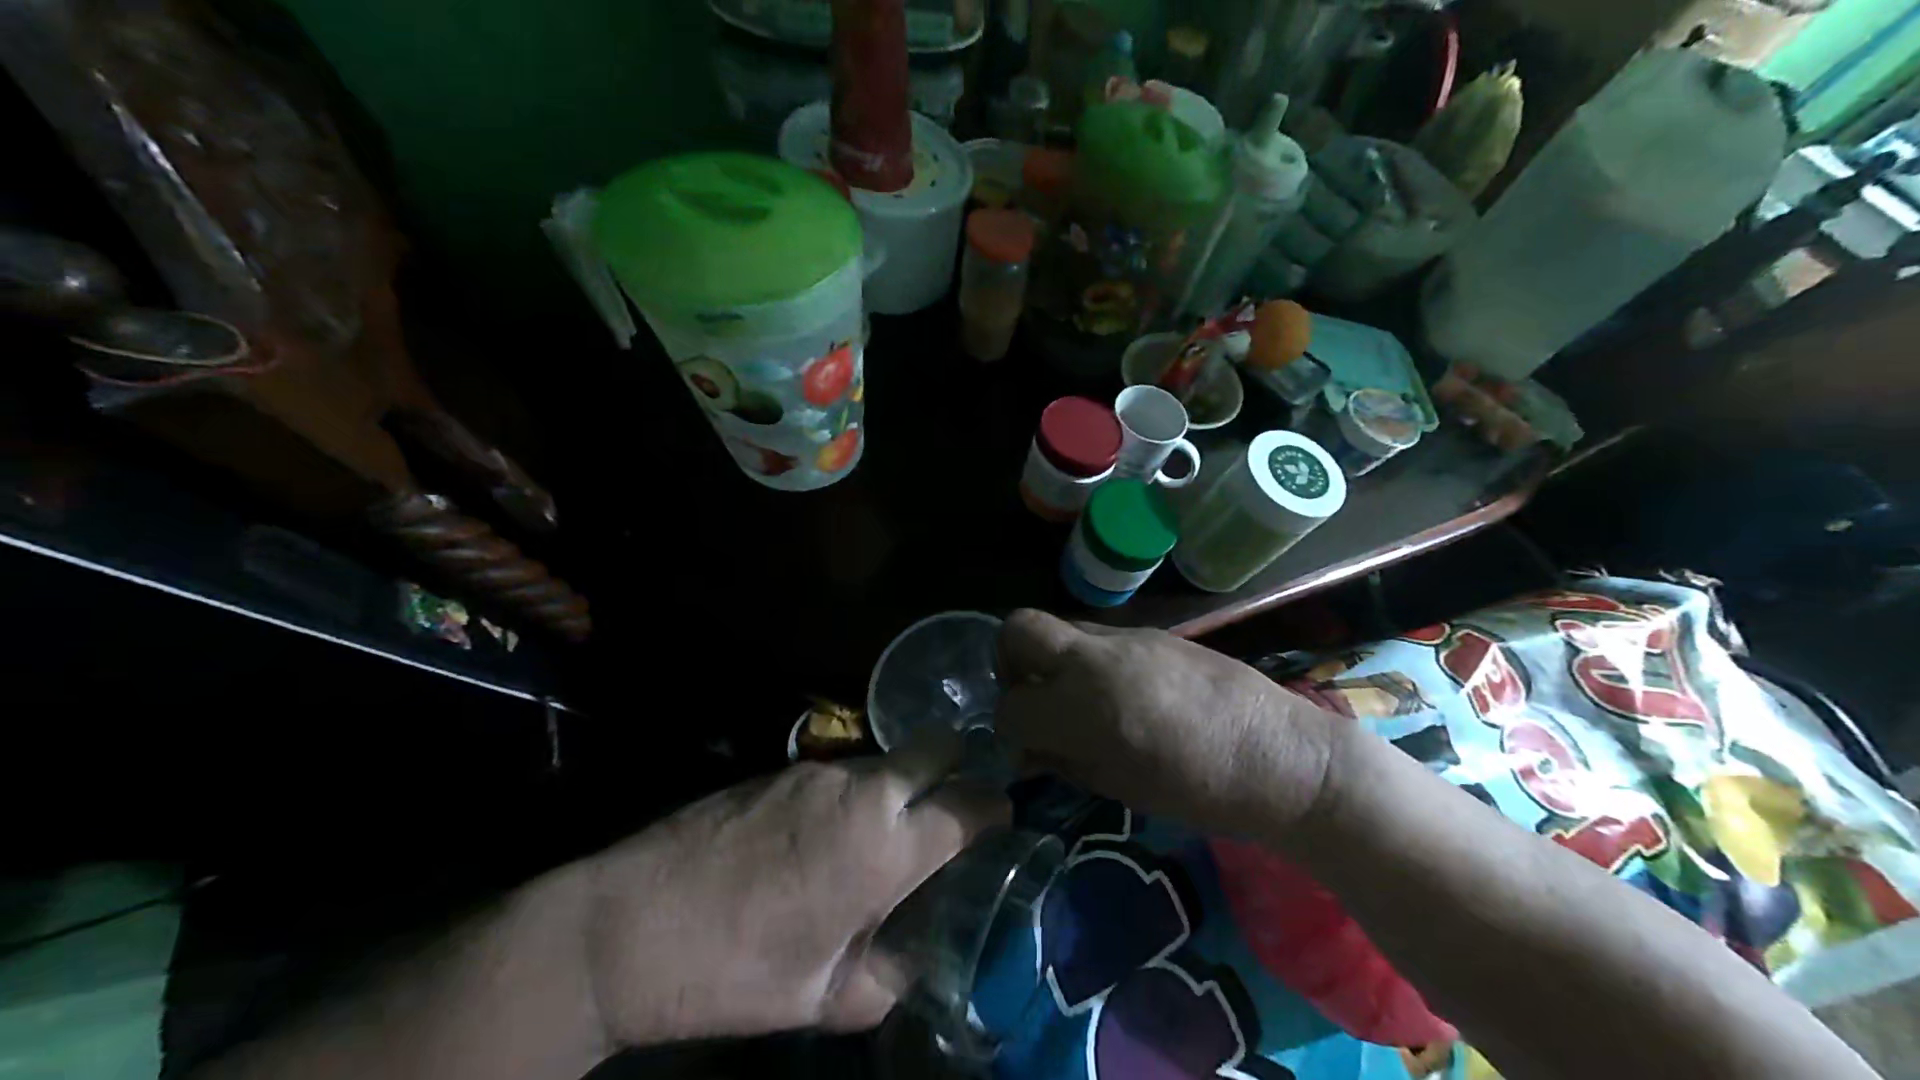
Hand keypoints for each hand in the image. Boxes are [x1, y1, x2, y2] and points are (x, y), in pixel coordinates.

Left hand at [581, 734, 1005, 1044]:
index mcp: (883, 846)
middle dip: (962, 766)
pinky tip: (830, 835)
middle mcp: (861, 791)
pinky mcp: (784, 768)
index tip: (1001, 822)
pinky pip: (845, 770)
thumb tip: (915, 962)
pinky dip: (860, 791)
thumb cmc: (733, 969)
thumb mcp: (821, 999)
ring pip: (890, 758)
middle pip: (939, 747)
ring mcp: (819, 772)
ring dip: (906, 783)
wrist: (628, 923)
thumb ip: (887, 979)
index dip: (996, 809)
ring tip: (889, 832)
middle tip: (958, 806)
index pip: (970, 804)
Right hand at [994, 609, 1341, 836]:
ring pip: (1059, 628)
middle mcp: (1095, 658)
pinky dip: (1089, 661)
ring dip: (1051, 660)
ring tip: (1078, 700)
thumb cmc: (1200, 791)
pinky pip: (1098, 636)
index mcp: (1084, 704)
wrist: (1282, 756)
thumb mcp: (1120, 788)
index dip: (1011, 730)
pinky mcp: (1153, 632)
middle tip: (1033, 698)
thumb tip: (1028, 750)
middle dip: (1008, 663)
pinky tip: (1119, 694)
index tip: (1027, 749)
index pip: (1011, 705)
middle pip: (1017, 630)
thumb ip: (1063, 760)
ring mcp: (1125, 638)